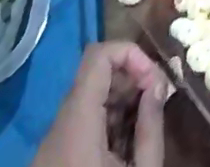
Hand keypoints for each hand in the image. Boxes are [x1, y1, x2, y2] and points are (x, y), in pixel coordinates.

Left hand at [31, 42, 171, 166]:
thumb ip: (151, 125)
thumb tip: (158, 84)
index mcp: (77, 123)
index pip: (98, 55)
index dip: (130, 54)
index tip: (154, 80)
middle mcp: (57, 125)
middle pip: (94, 75)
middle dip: (131, 77)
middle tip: (156, 99)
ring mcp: (50, 142)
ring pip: (89, 97)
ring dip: (121, 98)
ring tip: (143, 124)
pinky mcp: (51, 156)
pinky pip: (80, 120)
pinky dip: (107, 119)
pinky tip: (124, 144)